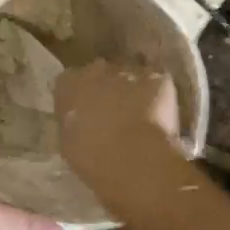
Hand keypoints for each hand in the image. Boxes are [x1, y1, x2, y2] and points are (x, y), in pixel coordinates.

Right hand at [55, 62, 185, 204]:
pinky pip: (157, 85)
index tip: (84, 115)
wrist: (134, 159)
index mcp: (68, 83)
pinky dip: (159, 99)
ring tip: (141, 120)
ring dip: (133, 93)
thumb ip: (72, 123)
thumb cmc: (92, 158)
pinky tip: (161, 119)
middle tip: (113, 117)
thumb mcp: (68, 143)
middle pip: (100, 74)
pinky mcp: (158, 78)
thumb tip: (80, 122)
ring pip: (130, 78)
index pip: (69, 82)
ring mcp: (129, 71)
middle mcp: (96, 69)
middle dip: (106, 90)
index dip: (79, 98)